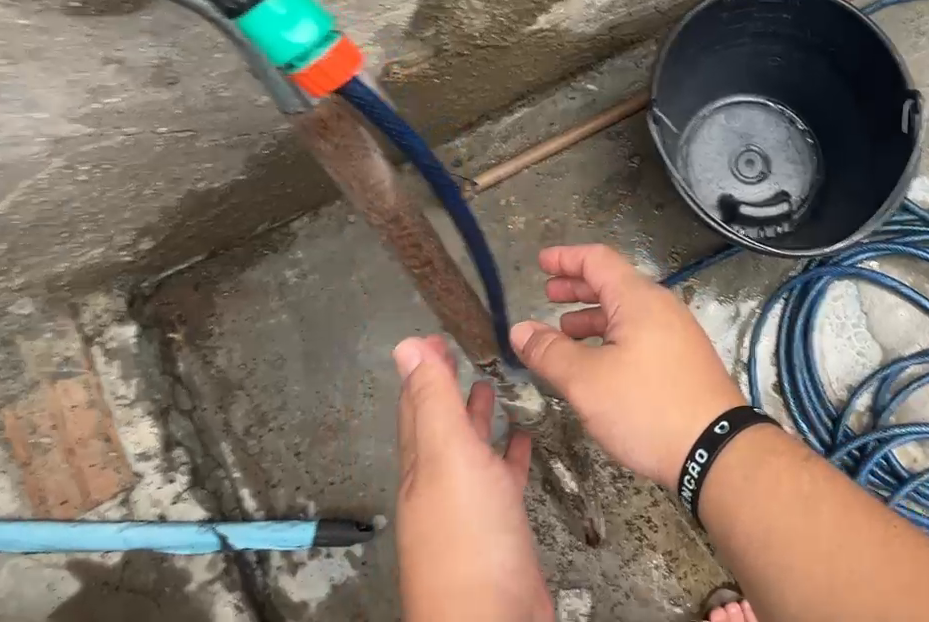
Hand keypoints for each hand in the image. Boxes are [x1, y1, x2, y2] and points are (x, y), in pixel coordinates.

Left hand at [394, 336, 551, 621]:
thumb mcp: (448, 457)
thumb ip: (433, 401)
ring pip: (471, 449)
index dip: (424, 368)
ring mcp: (471, 505)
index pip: (419, 404)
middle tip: (462, 351)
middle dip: (448, 387)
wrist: (494, 619)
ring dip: (477, 417)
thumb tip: (405, 347)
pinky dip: (509, 454)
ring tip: (490, 387)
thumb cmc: (469, 536)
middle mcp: (442, 481)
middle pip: (441, 424)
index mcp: (424, 462)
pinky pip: (501, 478)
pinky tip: (523, 440)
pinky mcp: (500, 524)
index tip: (435, 335)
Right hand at [510, 244, 747, 484]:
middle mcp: (660, 306)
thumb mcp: (587, 382)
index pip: (598, 260)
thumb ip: (550, 352)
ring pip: (627, 311)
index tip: (541, 262)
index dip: (566, 258)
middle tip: (548, 293)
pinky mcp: (683, 358)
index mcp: (638, 299)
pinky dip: (612, 335)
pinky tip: (597, 361)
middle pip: (614, 283)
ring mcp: (676, 332)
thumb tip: (520, 329)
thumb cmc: (647, 407)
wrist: (714, 448)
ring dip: (593, 315)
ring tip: (564, 330)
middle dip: (578, 286)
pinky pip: (640, 333)